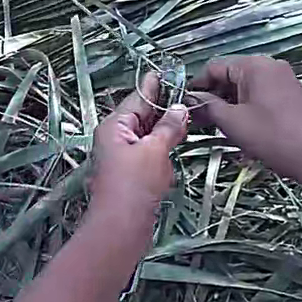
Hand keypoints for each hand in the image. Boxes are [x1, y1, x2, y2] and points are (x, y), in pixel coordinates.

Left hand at [89, 72, 188, 227]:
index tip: (167, 72)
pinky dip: (163, 152)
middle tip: (186, 96)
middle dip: (164, 109)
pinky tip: (176, 147)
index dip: (155, 86)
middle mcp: (116, 138)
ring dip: (166, 131)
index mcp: (115, 126)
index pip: (138, 98)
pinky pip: (150, 154)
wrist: (121, 229)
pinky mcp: (133, 174)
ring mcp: (124, 157)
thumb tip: (179, 108)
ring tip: (186, 119)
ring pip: (149, 136)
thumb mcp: (155, 151)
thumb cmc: (134, 186)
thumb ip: (169, 127)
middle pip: (144, 116)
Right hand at [189, 56, 301, 180]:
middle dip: (212, 96)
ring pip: (244, 87)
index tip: (184, 106)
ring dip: (227, 104)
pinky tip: (237, 126)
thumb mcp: (232, 122)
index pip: (214, 67)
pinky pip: (259, 94)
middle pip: (230, 75)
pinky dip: (244, 107)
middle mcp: (269, 66)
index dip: (196, 86)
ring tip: (214, 126)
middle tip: (196, 120)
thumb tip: (190, 100)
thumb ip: (208, 106)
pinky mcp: (290, 94)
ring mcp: (282, 79)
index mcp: (254, 65)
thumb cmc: (272, 137)